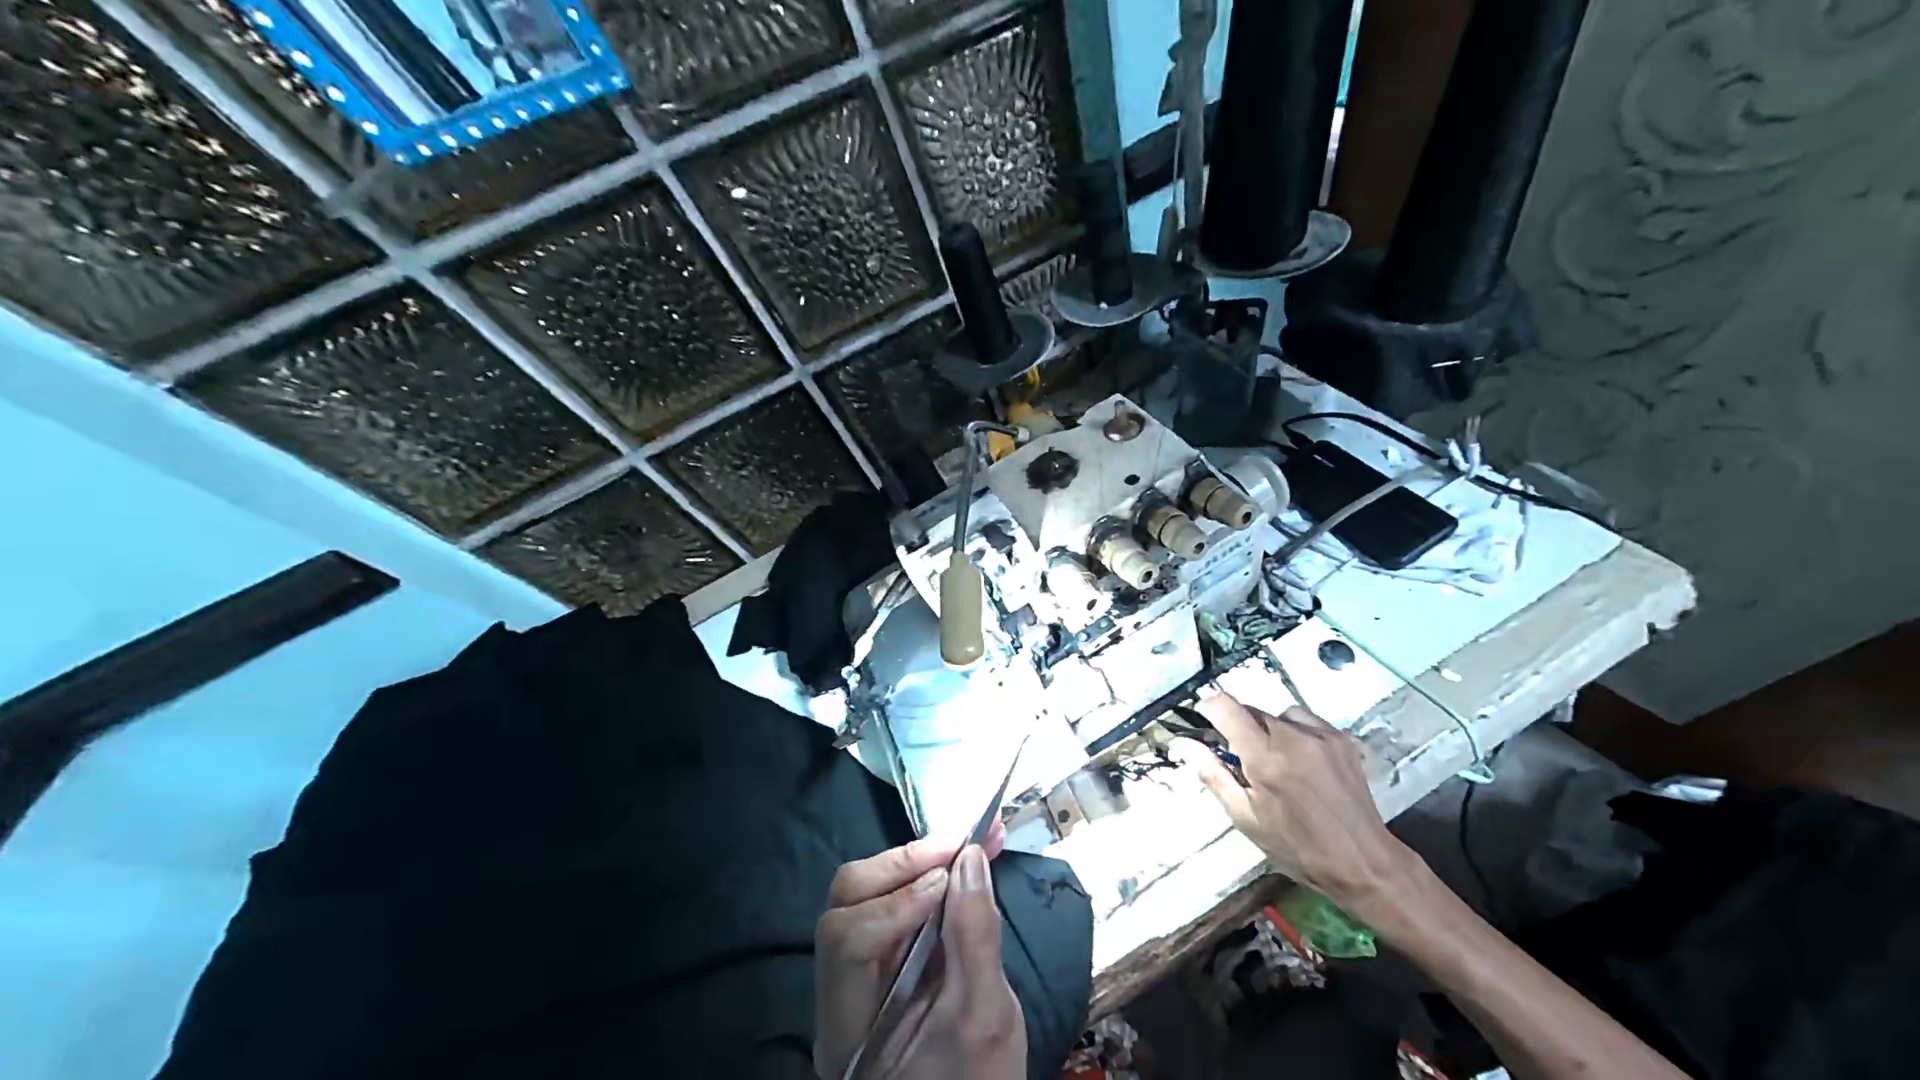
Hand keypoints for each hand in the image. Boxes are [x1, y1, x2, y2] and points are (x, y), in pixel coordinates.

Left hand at [813, 830, 1024, 1079]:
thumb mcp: (986, 1018)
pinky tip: (960, 858)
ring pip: (869, 889)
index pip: (849, 941)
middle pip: (849, 901)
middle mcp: (837, 986)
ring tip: (967, 842)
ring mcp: (856, 963)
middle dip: (905, 865)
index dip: (896, 903)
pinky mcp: (882, 947)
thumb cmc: (975, 1077)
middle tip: (960, 842)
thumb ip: (976, 939)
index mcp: (848, 1024)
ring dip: (918, 860)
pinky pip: (892, 895)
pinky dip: (925, 871)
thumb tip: (970, 858)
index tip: (948, 881)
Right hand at [1171, 691, 1416, 913]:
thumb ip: (1215, 777)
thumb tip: (1189, 749)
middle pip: (1252, 710)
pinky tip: (1301, 757)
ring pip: (1279, 713)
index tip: (1204, 716)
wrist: (1363, 862)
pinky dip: (1296, 731)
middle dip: (1240, 725)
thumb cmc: (1298, 847)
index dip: (1209, 706)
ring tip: (1274, 757)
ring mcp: (1322, 736)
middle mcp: (1293, 738)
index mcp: (1265, 759)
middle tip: (1242, 755)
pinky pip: (1307, 721)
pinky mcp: (1342, 740)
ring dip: (1269, 727)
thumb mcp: (1246, 819)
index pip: (1227, 708)